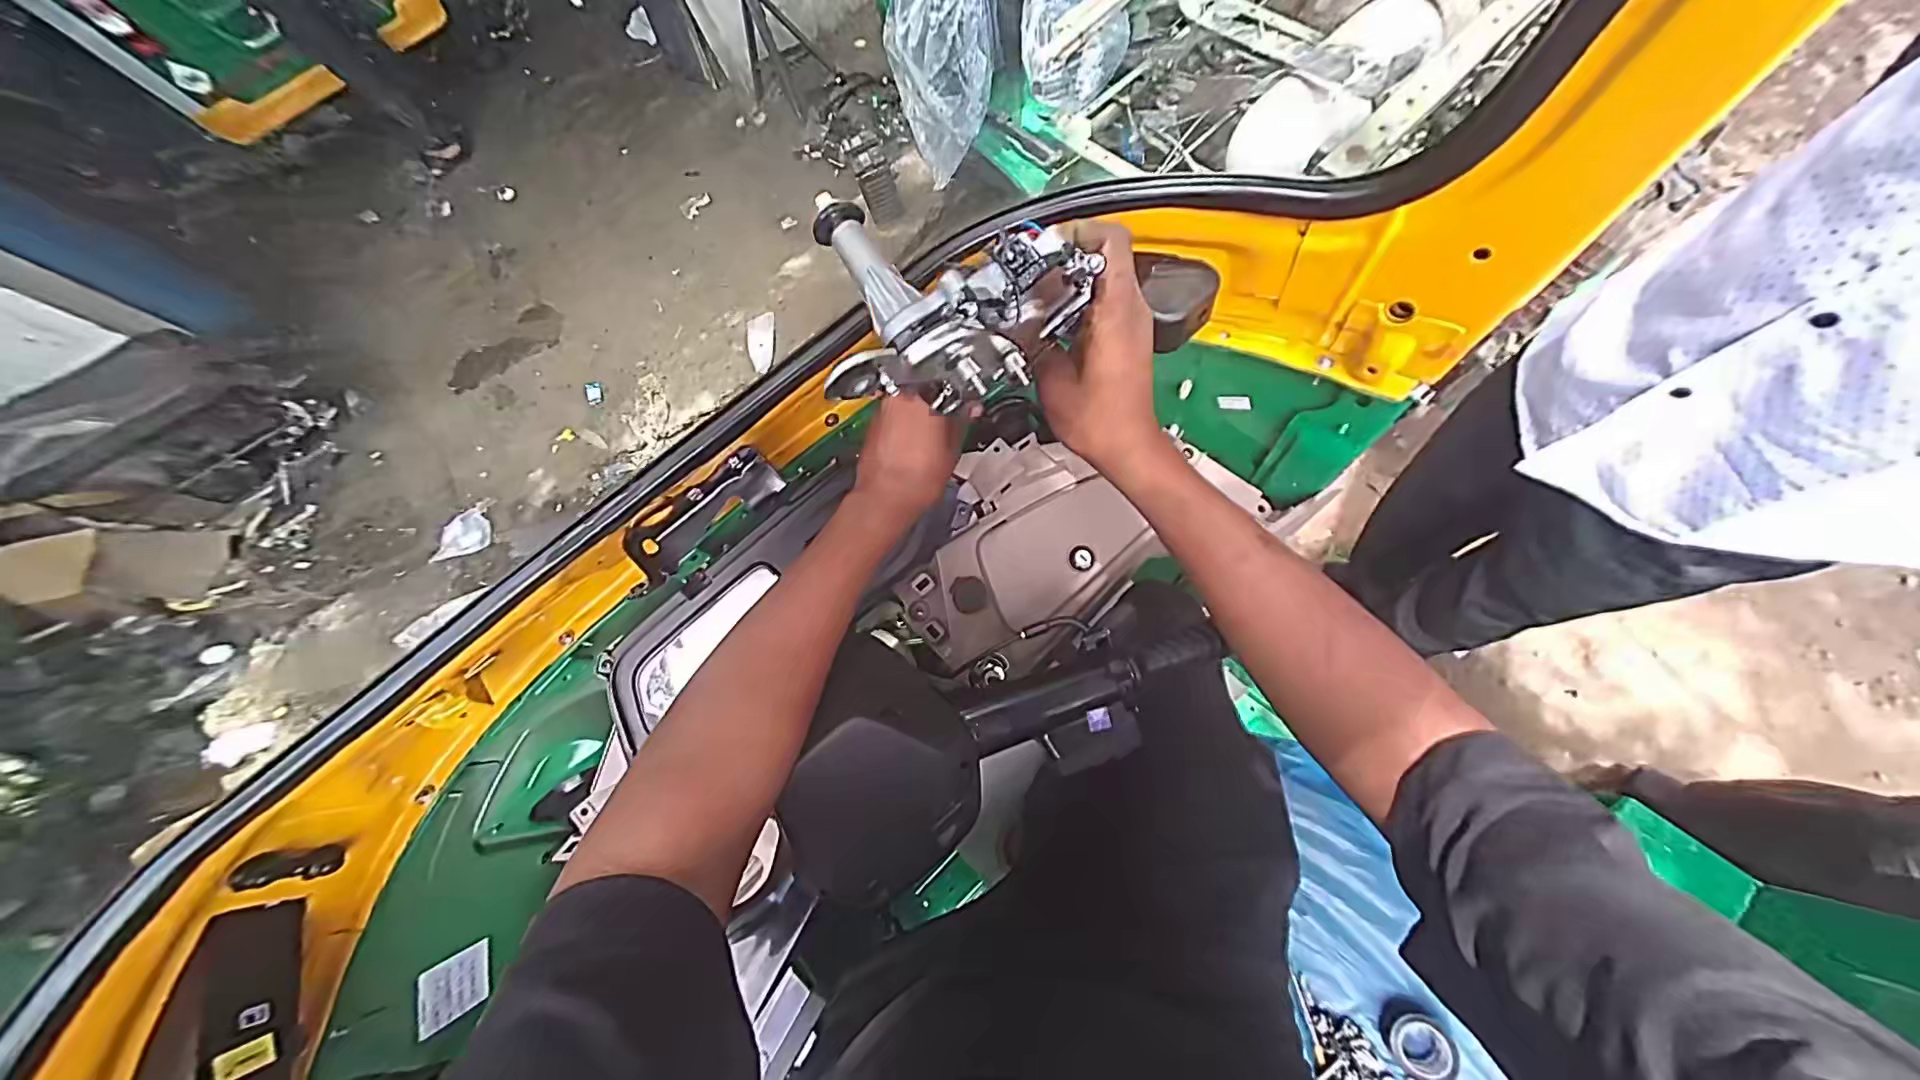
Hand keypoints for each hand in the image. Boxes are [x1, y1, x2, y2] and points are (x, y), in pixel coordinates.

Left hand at [851, 392, 961, 524]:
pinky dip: (906, 421)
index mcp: (925, 398)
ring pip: (910, 398)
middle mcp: (901, 397)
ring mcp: (884, 409)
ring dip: (922, 409)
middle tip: (953, 416)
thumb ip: (962, 423)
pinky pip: (896, 413)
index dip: (963, 396)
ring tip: (934, 431)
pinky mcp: (874, 422)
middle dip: (940, 399)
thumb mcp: (952, 451)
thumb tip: (968, 411)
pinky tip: (915, 440)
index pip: (950, 384)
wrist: (884, 499)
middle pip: (927, 386)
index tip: (969, 405)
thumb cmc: (914, 482)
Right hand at [1035, 221, 1162, 475]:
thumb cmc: (1102, 422)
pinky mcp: (1129, 337)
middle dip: (1066, 260)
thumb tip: (1024, 323)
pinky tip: (1055, 324)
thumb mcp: (1053, 381)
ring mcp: (1133, 323)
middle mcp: (1132, 311)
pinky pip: (1105, 303)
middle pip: (1103, 257)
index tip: (1049, 246)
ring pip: (1103, 279)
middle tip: (1037, 277)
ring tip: (1041, 301)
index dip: (1078, 233)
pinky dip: (1079, 303)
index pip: (1111, 241)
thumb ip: (1037, 343)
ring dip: (1071, 283)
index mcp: (1117, 312)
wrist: (1127, 446)